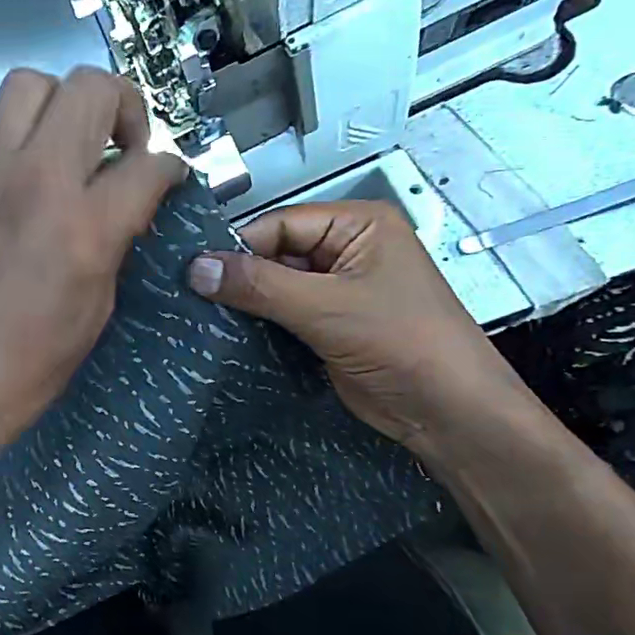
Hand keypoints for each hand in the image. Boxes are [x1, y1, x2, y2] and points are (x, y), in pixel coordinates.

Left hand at [0, 68, 187, 501]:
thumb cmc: (42, 354)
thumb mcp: (103, 299)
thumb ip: (119, 237)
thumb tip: (132, 202)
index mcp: (88, 224)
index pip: (149, 165)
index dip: (172, 168)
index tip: (171, 180)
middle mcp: (39, 180)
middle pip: (91, 88)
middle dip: (125, 106)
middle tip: (125, 146)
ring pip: (29, 82)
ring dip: (62, 101)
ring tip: (70, 139)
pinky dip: (1, 119)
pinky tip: (15, 151)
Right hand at [186, 200, 542, 457]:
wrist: (447, 410)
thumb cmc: (402, 342)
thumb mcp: (328, 307)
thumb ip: (261, 286)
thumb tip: (195, 268)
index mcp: (358, 224)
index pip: (281, 223)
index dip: (238, 246)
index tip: (190, 269)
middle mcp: (349, 251)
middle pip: (278, 254)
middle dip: (241, 277)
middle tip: (187, 296)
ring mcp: (341, 293)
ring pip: (280, 289)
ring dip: (249, 305)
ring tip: (199, 317)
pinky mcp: (334, 328)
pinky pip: (289, 318)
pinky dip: (264, 328)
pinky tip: (228, 337)